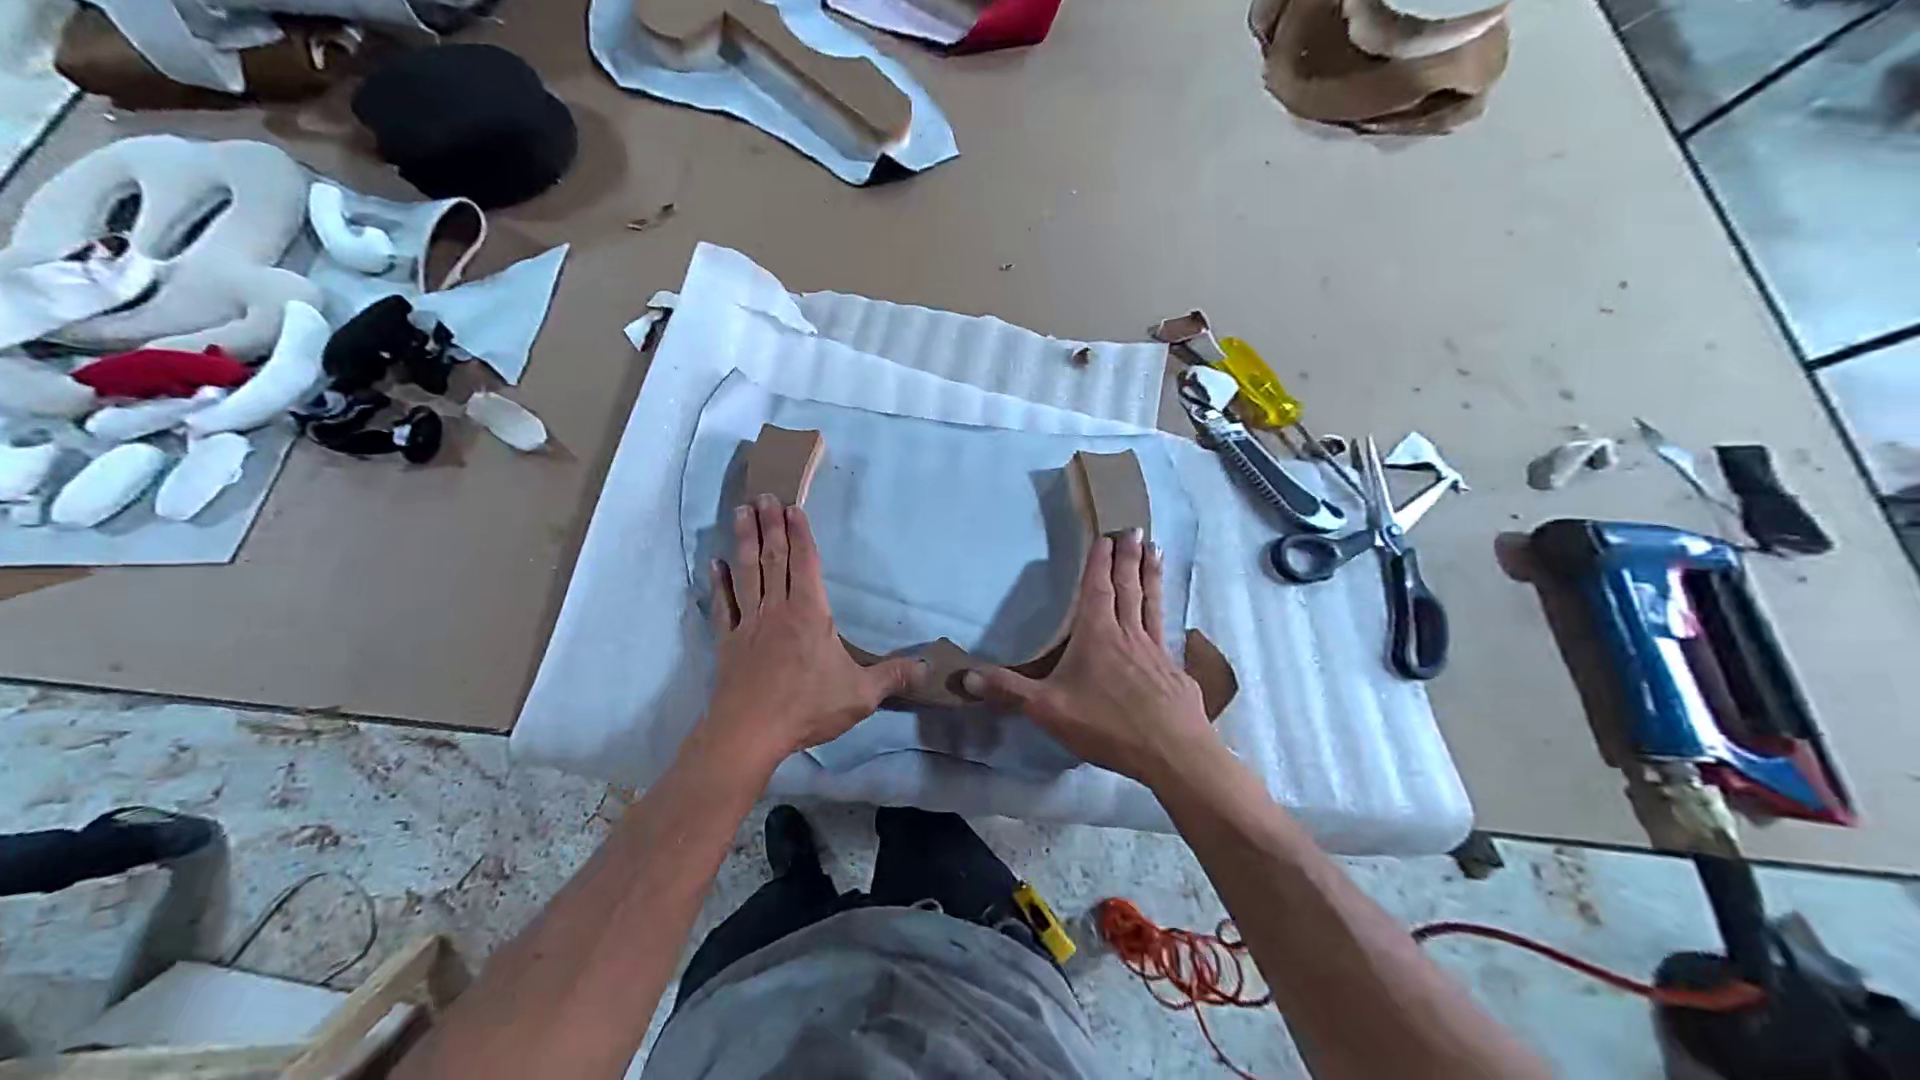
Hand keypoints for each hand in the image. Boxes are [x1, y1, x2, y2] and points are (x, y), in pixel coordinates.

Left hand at [701, 496, 923, 764]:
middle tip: (765, 495)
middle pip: (774, 558)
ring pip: (746, 572)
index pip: (805, 564)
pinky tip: (715, 564)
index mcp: (809, 614)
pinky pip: (723, 605)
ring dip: (745, 540)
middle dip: (771, 525)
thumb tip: (925, 668)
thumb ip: (891, 676)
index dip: (801, 534)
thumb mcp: (860, 695)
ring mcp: (749, 623)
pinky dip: (719, 582)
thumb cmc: (807, 707)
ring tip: (741, 511)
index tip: (793, 508)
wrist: (749, 732)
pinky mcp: (728, 642)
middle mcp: (777, 609)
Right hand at [962, 529, 1216, 783]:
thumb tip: (966, 677)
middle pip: (1129, 587)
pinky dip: (1166, 614)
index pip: (1098, 589)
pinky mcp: (1174, 671)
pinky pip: (1167, 632)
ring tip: (1157, 551)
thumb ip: (1009, 690)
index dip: (1100, 562)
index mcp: (1098, 635)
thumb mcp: (1047, 709)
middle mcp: (1129, 634)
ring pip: (1152, 602)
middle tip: (1135, 530)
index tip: (1106, 536)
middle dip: (1129, 557)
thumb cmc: (1106, 725)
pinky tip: (1171, 616)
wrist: (1171, 751)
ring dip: (1152, 575)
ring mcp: (1156, 651)